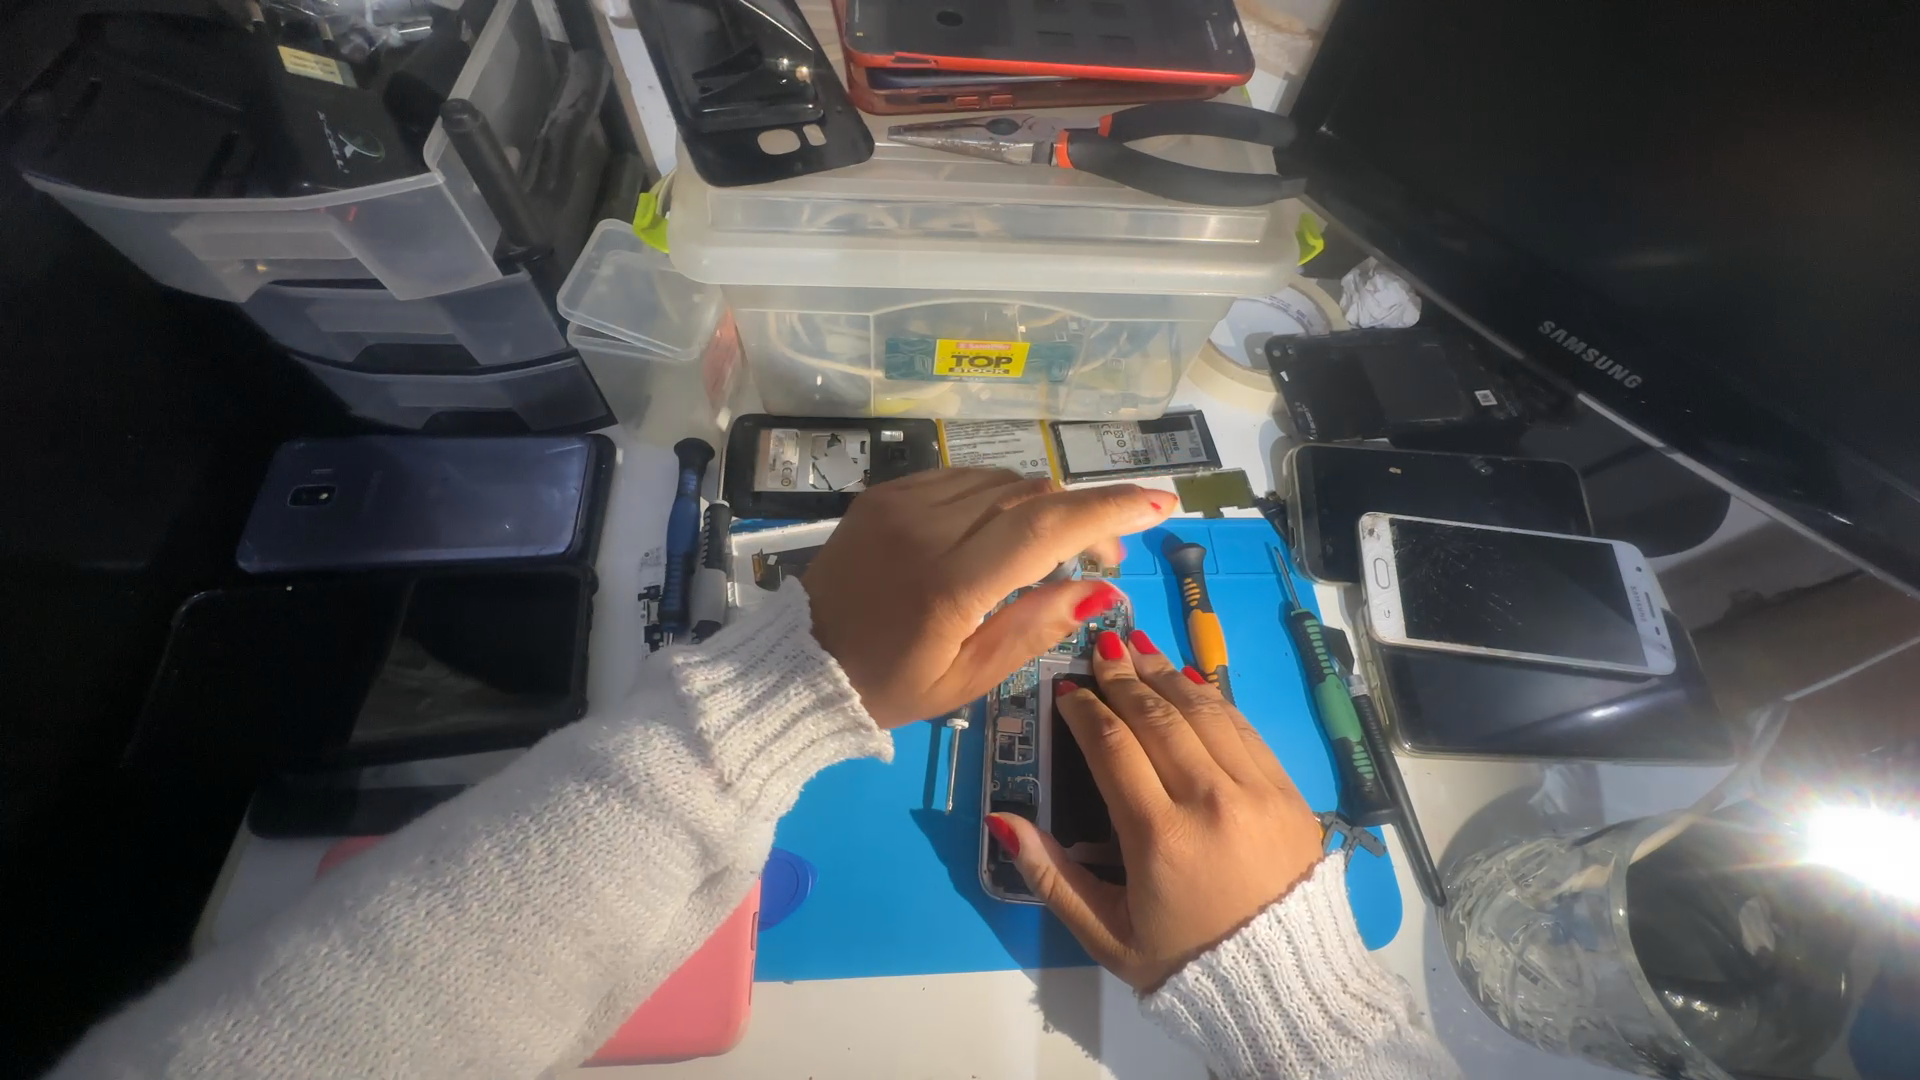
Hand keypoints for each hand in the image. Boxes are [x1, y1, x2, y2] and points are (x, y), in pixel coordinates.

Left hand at [802, 469, 1172, 727]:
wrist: (800, 660)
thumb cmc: (889, 684)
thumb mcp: (966, 679)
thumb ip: (1035, 628)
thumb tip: (1100, 588)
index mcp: (950, 585)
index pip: (1046, 528)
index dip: (1110, 509)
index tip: (1161, 503)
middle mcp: (927, 528)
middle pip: (1031, 494)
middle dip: (1082, 513)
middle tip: (1101, 556)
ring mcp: (901, 502)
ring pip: (1000, 479)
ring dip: (1040, 505)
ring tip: (1049, 547)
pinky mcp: (884, 492)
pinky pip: (962, 477)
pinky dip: (996, 496)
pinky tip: (998, 529)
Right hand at [986, 629, 1325, 991]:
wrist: (1287, 989)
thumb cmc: (1185, 960)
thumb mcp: (1105, 934)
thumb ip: (1049, 876)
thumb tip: (1002, 819)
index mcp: (1159, 837)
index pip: (1112, 745)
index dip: (1085, 710)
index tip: (1067, 689)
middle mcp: (1209, 801)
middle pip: (1155, 716)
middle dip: (1121, 677)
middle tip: (1098, 648)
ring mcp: (1255, 791)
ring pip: (1200, 710)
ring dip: (1164, 673)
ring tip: (1136, 647)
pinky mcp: (1288, 791)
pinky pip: (1242, 726)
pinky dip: (1211, 695)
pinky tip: (1188, 677)